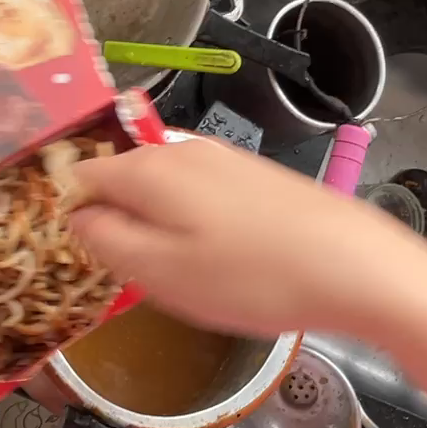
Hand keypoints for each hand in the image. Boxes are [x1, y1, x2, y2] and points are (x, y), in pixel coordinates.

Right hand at [69, 139, 426, 336]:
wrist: (355, 265)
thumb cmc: (251, 277)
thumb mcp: (162, 272)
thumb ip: (106, 239)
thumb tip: (76, 216)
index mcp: (149, 169)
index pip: (81, 175)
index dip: (71, 212)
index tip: (84, 253)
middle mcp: (181, 149)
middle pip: (122, 178)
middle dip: (117, 219)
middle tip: (138, 272)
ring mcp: (222, 158)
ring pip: (162, 187)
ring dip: (157, 224)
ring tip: (183, 271)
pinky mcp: (254, 174)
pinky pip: (199, 192)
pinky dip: (192, 220)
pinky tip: (221, 255)